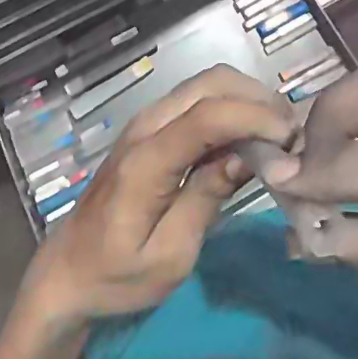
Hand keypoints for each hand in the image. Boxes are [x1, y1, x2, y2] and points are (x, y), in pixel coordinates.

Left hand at [19, 65, 297, 330]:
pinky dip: (232, 106)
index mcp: (146, 162)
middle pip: (211, 83)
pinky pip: (198, 98)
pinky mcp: (150, 128)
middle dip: (258, 100)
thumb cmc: (116, 275)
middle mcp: (145, 127)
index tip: (291, 141)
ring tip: (276, 137)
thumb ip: (206, 200)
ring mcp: (146, 122)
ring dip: (247, 99)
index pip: (207, 116)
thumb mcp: (169, 257)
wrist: (66, 272)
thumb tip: (248, 157)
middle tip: (290, 137)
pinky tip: (249, 137)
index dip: (255, 118)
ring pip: (207, 83)